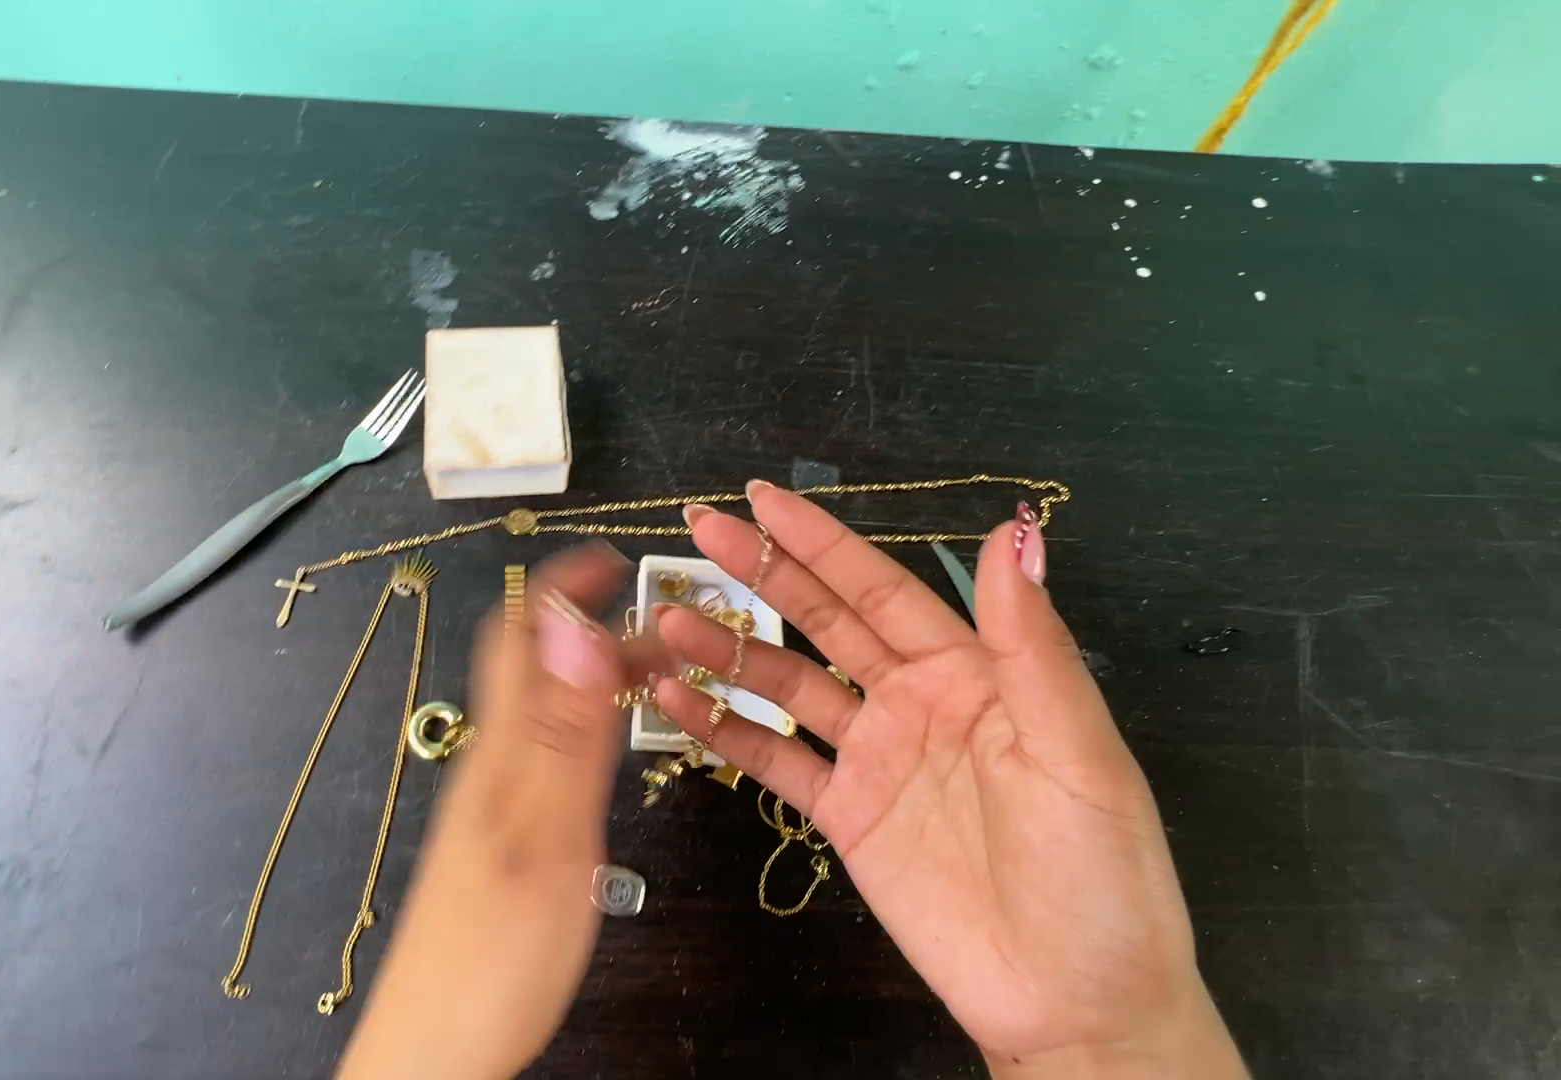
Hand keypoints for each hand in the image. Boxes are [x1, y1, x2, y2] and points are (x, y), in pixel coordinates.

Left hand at [337, 545, 652, 1079]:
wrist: (434, 1048)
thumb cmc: (490, 955)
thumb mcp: (543, 835)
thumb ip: (563, 733)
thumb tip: (573, 624)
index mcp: (505, 747)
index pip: (522, 633)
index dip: (563, 586)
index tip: (609, 559)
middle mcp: (496, 757)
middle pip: (538, 664)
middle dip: (595, 625)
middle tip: (659, 625)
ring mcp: (498, 793)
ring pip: (547, 705)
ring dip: (595, 671)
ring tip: (653, 672)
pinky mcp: (508, 828)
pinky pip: (550, 748)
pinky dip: (589, 722)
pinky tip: (610, 745)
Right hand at [651, 482, 1246, 1078]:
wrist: (1072, 1006)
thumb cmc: (1096, 877)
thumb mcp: (1077, 757)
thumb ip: (1032, 648)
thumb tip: (1009, 534)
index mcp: (967, 671)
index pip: (879, 588)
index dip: (820, 541)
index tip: (763, 500)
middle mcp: (910, 698)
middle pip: (820, 620)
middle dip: (761, 572)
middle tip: (700, 530)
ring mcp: (870, 755)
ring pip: (784, 682)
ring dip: (729, 649)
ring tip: (670, 621)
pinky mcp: (842, 812)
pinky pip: (772, 758)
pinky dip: (723, 729)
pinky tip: (679, 701)